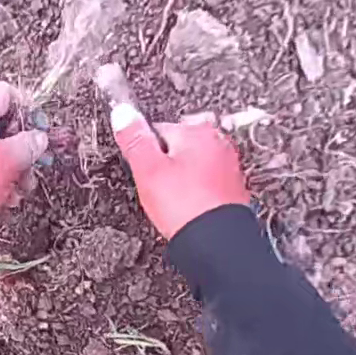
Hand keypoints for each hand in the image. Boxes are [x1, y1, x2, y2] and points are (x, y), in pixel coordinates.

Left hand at [0, 82, 47, 267]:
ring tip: (23, 187)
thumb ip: (29, 144)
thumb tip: (40, 138)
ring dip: (15, 166)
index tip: (41, 130)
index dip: (28, 109)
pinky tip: (8, 197)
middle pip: (3, 121)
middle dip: (24, 144)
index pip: (6, 92)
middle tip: (37, 162)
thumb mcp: (9, 161)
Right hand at [110, 102, 250, 239]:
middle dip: (166, 165)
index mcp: (197, 132)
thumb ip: (134, 139)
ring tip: (174, 201)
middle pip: (178, 148)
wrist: (216, 241)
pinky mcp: (233, 189)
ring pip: (193, 167)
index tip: (143, 171)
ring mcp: (228, 166)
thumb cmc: (184, 206)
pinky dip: (196, 193)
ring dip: (182, 180)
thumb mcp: (148, 170)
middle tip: (159, 189)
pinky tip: (190, 208)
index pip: (158, 130)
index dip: (145, 154)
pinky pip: (206, 184)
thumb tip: (122, 112)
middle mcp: (218, 143)